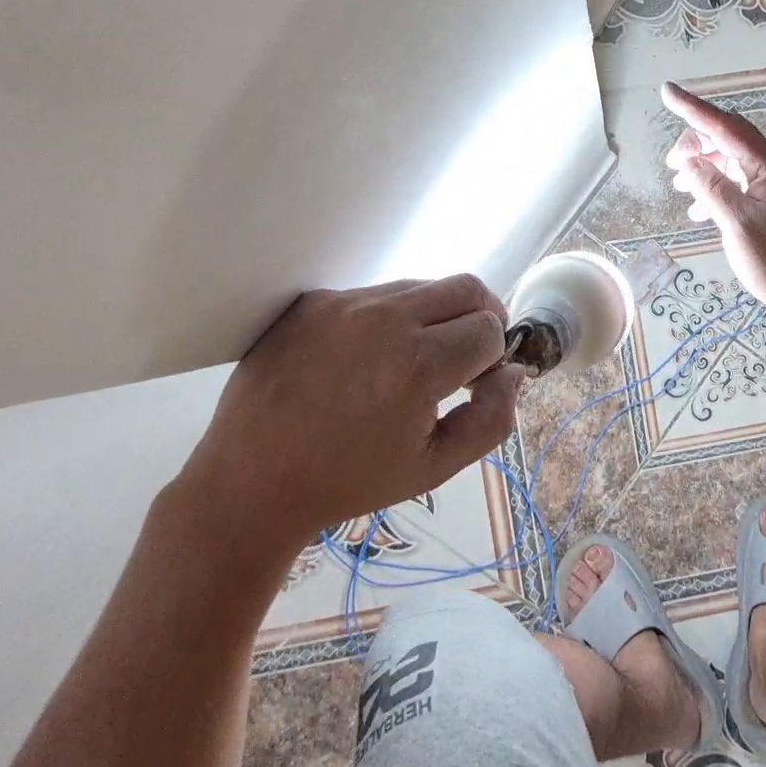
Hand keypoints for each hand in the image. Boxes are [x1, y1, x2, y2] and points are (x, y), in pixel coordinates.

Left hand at [175, 275, 523, 547]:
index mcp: (418, 365)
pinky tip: (368, 356)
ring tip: (412, 358)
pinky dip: (390, 317)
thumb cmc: (350, 480)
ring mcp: (343, 305)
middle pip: (468, 288)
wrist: (251, 481)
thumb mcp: (436, 466)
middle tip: (467, 356)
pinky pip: (375, 293)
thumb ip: (492, 418)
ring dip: (436, 316)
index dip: (494, 359)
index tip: (474, 386)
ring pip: (422, 286)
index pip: (490, 329)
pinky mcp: (311, 301)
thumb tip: (514, 373)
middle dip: (482, 318)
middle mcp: (383, 320)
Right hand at [661, 83, 765, 352]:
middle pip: (730, 140)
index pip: (725, 126)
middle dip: (697, 143)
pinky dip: (717, 191)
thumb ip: (711, 188)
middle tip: (670, 162)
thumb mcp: (738, 224)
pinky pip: (740, 187)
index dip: (693, 109)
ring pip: (734, 164)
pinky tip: (700, 210)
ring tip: (679, 184)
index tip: (667, 92)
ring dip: (705, 168)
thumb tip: (690, 163)